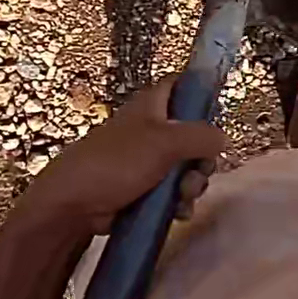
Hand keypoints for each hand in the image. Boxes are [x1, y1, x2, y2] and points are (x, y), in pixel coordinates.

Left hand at [11, 79, 228, 239]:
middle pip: (195, 134)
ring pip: (187, 167)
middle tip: (197, 171)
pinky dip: (179, 201)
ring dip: (191, 184)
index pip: (182, 85)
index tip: (214, 115)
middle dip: (202, 157)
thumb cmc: (116, 162)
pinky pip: (174, 191)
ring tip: (182, 197)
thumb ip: (200, 136)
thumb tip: (223, 138)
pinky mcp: (145, 188)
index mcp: (153, 105)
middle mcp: (153, 128)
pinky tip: (177, 212)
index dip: (200, 94)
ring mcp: (148, 160)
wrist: (74, 204)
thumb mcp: (164, 142)